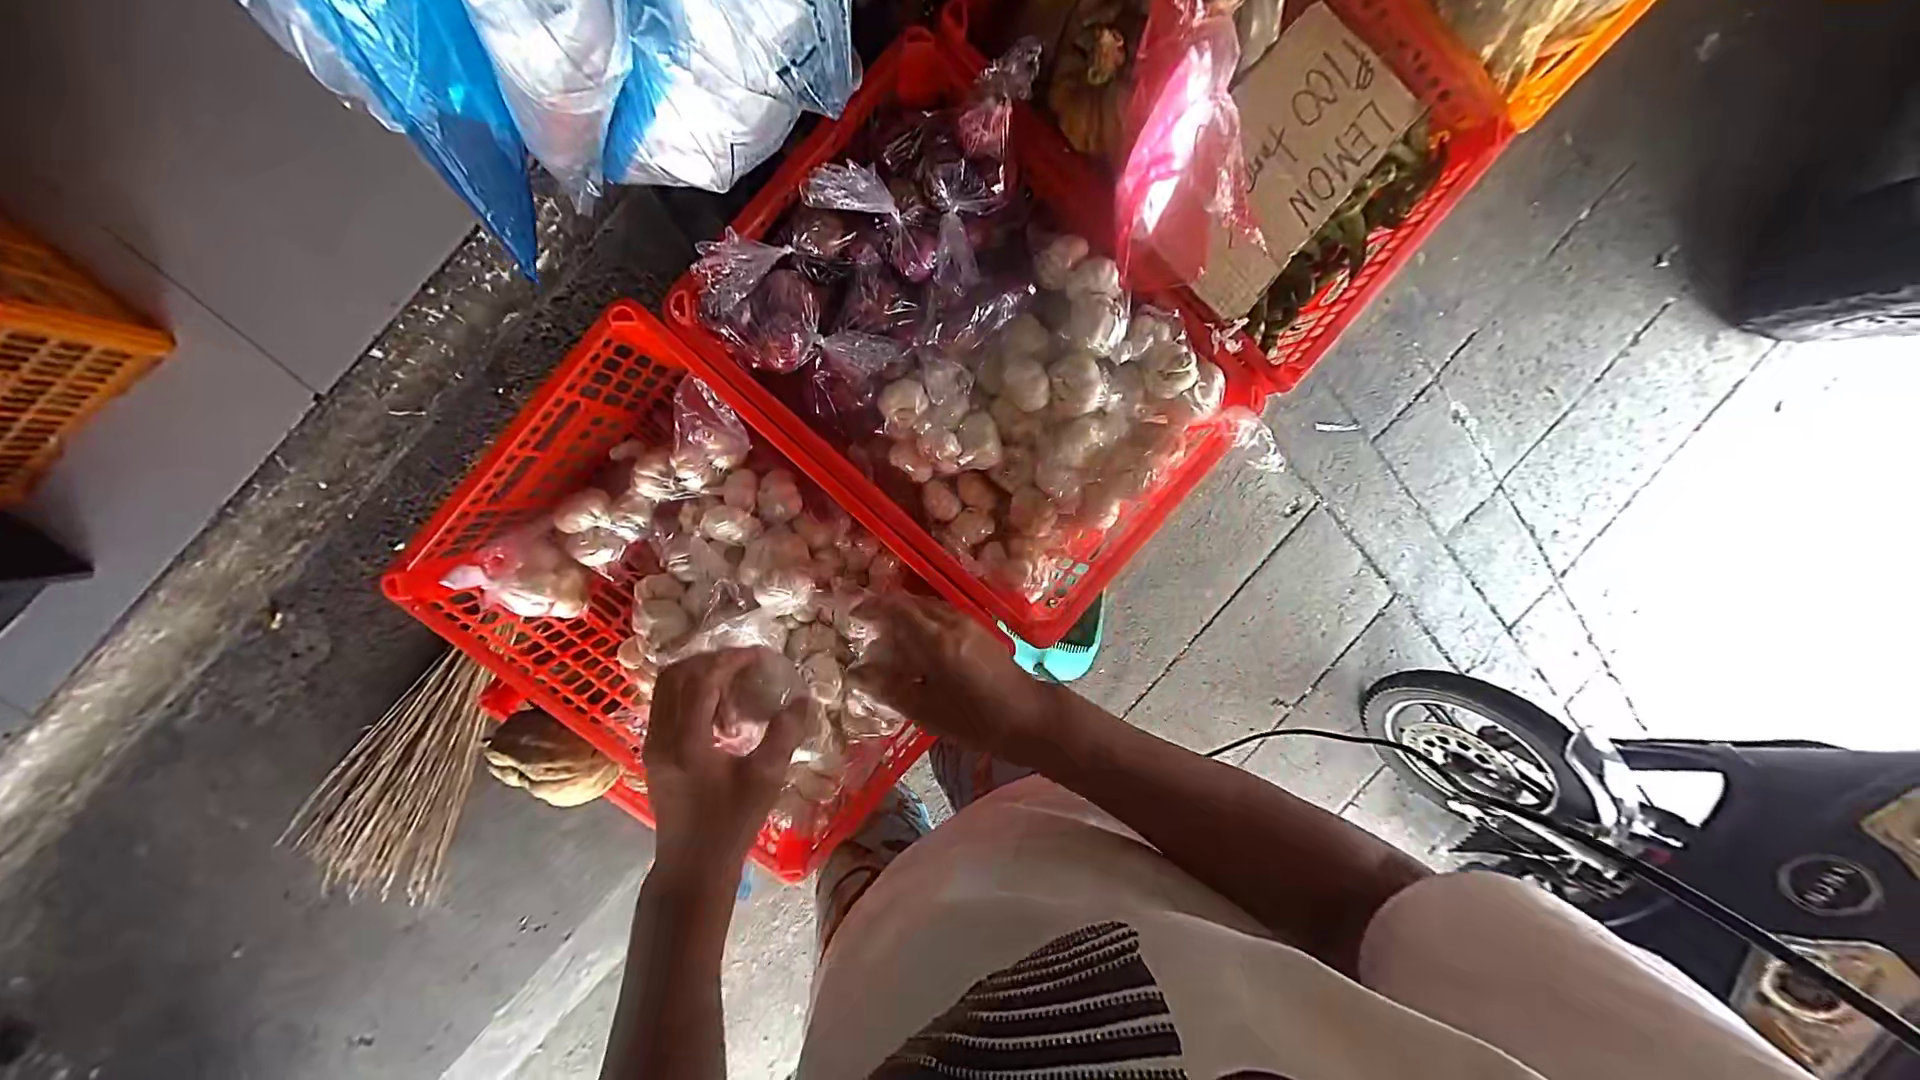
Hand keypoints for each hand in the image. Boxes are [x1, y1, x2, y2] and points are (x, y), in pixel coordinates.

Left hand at [643, 648, 804, 878]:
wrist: (692, 866)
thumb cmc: (731, 824)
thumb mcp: (765, 779)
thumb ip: (784, 735)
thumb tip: (803, 700)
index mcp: (686, 742)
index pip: (702, 681)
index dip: (731, 661)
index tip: (760, 656)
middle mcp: (662, 737)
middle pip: (676, 676)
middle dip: (712, 661)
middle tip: (745, 663)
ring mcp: (653, 744)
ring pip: (666, 689)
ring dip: (698, 675)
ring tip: (733, 683)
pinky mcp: (654, 752)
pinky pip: (666, 705)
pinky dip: (690, 693)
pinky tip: (719, 710)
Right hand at [847, 594, 1056, 763]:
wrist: (1029, 717)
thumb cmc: (976, 721)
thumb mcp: (927, 710)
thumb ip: (890, 687)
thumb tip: (858, 672)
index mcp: (937, 640)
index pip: (896, 609)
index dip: (871, 607)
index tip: (853, 614)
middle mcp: (952, 621)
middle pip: (912, 603)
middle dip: (887, 610)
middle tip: (867, 628)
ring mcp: (969, 622)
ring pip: (929, 607)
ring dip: (907, 614)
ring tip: (889, 637)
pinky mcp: (980, 628)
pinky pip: (944, 614)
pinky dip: (925, 620)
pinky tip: (919, 643)